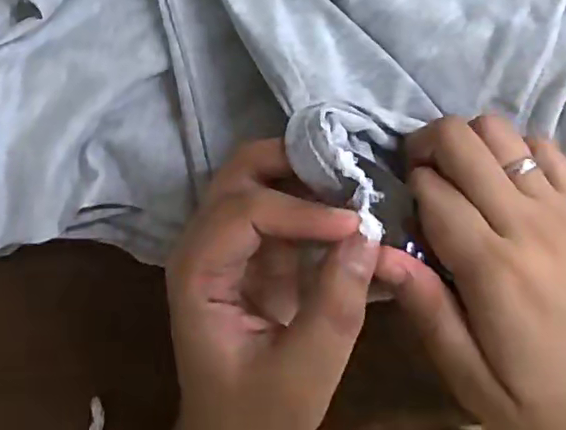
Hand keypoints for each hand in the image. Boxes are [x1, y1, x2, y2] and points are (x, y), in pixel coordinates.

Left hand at [167, 140, 379, 429]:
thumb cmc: (256, 417)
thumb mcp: (301, 377)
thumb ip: (334, 309)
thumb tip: (368, 236)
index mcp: (198, 269)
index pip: (244, 209)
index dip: (299, 209)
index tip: (353, 221)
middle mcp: (205, 241)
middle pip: (243, 171)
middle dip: (293, 161)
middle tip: (346, 171)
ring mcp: (228, 240)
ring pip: (260, 175)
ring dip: (304, 170)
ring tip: (351, 182)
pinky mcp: (255, 248)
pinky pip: (282, 201)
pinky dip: (313, 194)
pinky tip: (347, 202)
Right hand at [375, 116, 565, 429]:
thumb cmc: (542, 402)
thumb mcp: (473, 379)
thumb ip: (427, 309)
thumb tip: (379, 252)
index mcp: (494, 268)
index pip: (433, 189)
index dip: (409, 187)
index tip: (407, 209)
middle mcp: (526, 223)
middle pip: (462, 140)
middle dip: (427, 144)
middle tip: (420, 173)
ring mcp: (559, 208)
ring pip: (499, 130)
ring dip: (468, 139)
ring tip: (459, 172)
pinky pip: (544, 145)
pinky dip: (516, 146)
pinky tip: (505, 177)